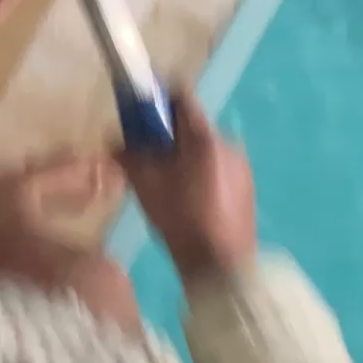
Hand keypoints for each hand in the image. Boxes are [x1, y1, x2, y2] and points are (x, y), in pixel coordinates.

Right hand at [117, 93, 258, 281]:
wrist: (222, 267)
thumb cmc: (180, 220)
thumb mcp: (144, 184)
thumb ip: (128, 152)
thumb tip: (115, 135)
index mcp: (203, 137)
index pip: (182, 95)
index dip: (159, 96)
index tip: (142, 107)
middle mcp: (227, 142)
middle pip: (191, 123)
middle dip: (168, 130)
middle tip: (148, 149)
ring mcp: (241, 164)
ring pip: (204, 145)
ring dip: (185, 151)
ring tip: (168, 177)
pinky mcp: (247, 184)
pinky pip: (217, 163)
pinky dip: (200, 168)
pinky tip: (189, 194)